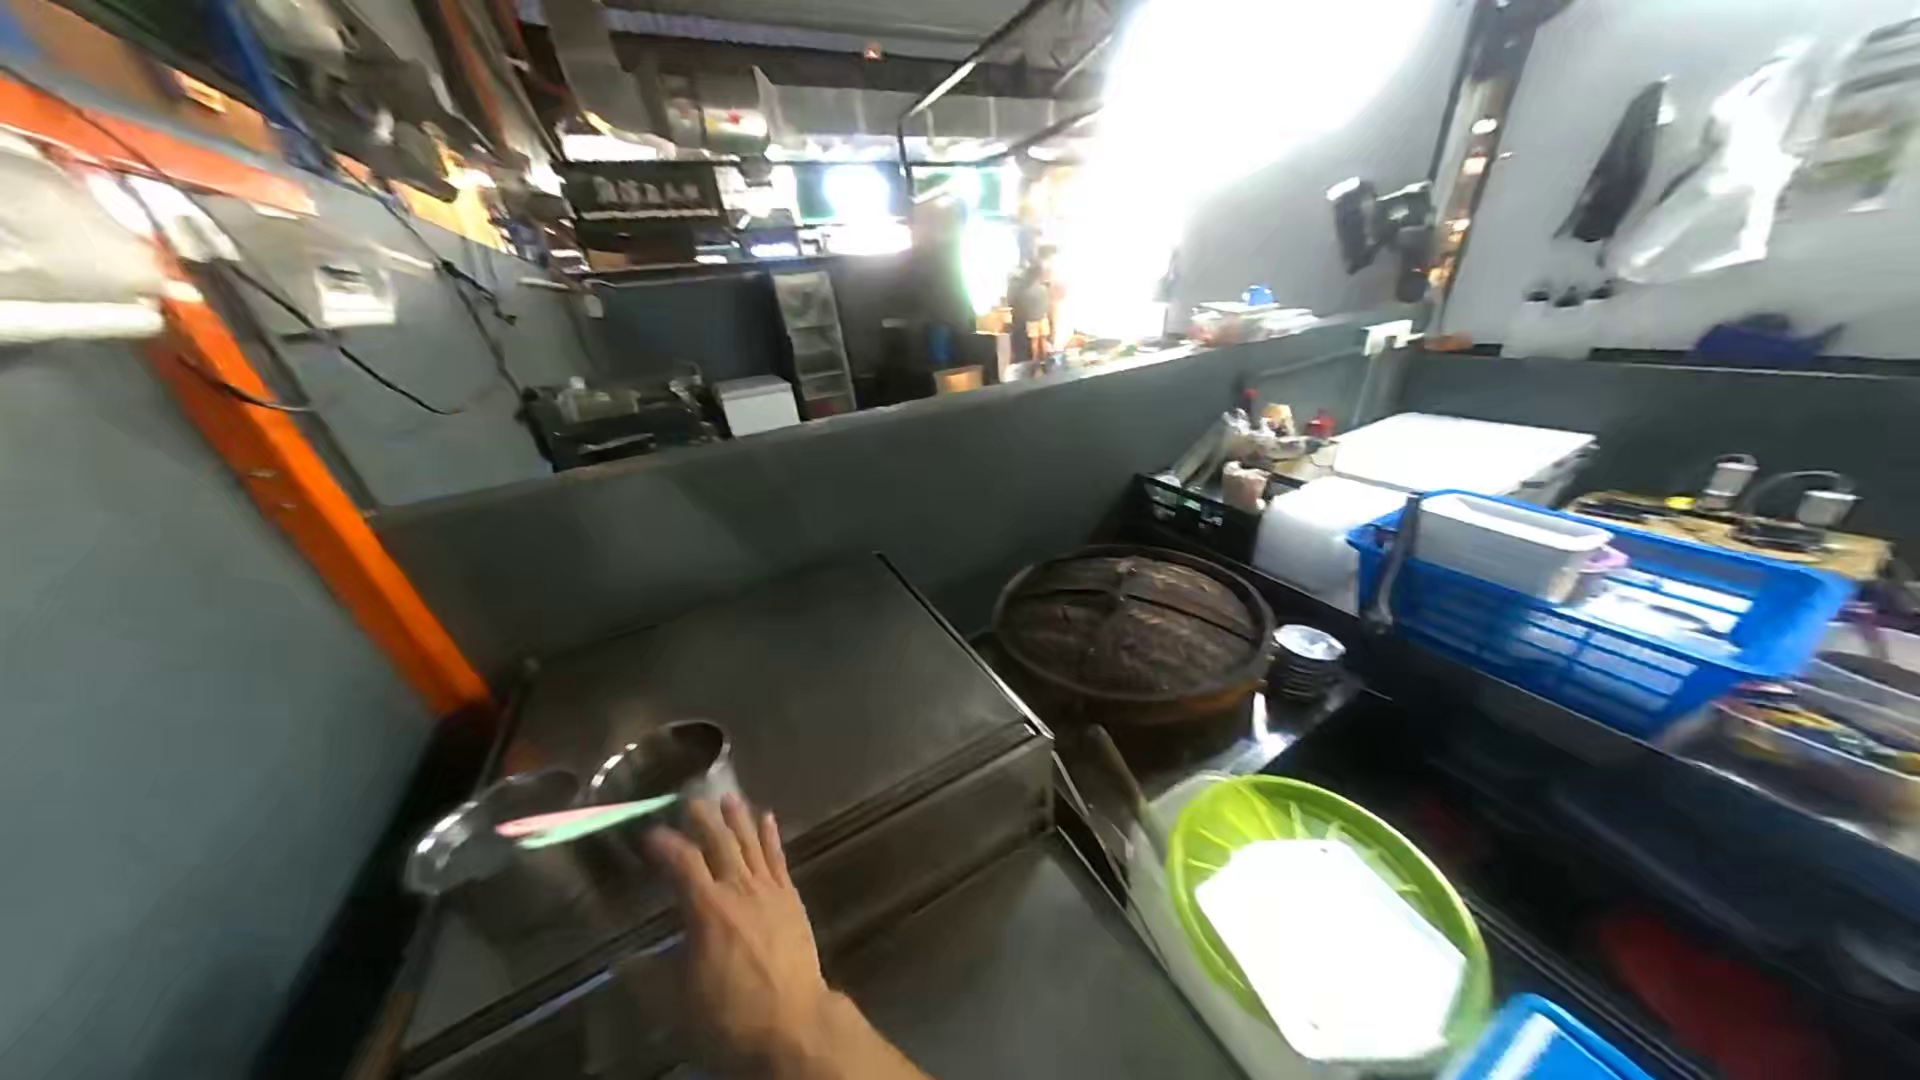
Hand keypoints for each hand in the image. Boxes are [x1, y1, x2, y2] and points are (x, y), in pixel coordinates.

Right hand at [645, 795, 832, 1070]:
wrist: (792, 1022)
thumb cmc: (729, 1015)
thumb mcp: (676, 1004)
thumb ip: (647, 978)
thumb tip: (621, 961)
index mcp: (707, 910)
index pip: (682, 864)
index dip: (666, 844)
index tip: (651, 833)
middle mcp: (738, 889)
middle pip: (720, 843)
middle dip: (704, 819)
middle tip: (692, 800)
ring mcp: (769, 889)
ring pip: (751, 843)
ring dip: (738, 818)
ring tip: (729, 797)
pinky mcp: (791, 897)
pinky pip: (779, 857)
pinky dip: (771, 835)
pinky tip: (767, 818)